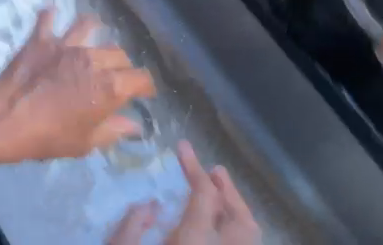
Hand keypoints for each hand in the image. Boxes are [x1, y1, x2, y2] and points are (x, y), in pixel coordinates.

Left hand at [0, 9, 155, 163]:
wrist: (9, 116)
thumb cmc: (52, 135)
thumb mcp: (88, 141)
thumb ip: (114, 129)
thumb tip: (134, 125)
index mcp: (110, 86)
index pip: (140, 78)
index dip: (146, 86)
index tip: (144, 93)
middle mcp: (92, 58)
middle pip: (118, 53)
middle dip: (123, 64)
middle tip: (118, 73)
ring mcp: (65, 45)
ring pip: (88, 27)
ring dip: (94, 29)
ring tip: (95, 29)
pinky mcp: (40, 38)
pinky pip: (47, 19)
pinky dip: (50, 15)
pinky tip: (52, 12)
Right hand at [106, 141, 259, 244]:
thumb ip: (135, 227)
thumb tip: (148, 204)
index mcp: (196, 242)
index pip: (206, 198)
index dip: (196, 169)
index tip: (183, 147)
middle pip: (241, 222)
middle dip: (229, 193)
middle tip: (213, 170)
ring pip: (247, 237)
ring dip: (235, 212)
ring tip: (219, 193)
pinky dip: (232, 230)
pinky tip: (214, 224)